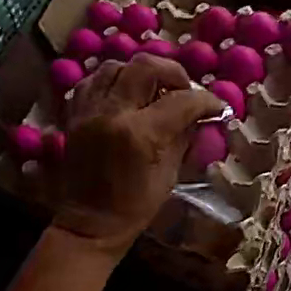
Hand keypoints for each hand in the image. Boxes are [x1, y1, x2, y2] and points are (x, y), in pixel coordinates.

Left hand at [53, 55, 221, 253]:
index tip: (216, 108)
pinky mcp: (74, 115)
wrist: (90, 223)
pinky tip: (124, 95)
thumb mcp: (169, 175)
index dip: (206, 101)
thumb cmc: (134, 207)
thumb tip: (200, 115)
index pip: (181, 101)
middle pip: (145, 66)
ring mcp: (89, 111)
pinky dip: (112, 81)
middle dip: (173, 73)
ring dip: (140, 73)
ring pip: (116, 66)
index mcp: (139, 134)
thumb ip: (183, 137)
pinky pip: (92, 82)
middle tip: (183, 91)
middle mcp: (112, 113)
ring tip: (153, 90)